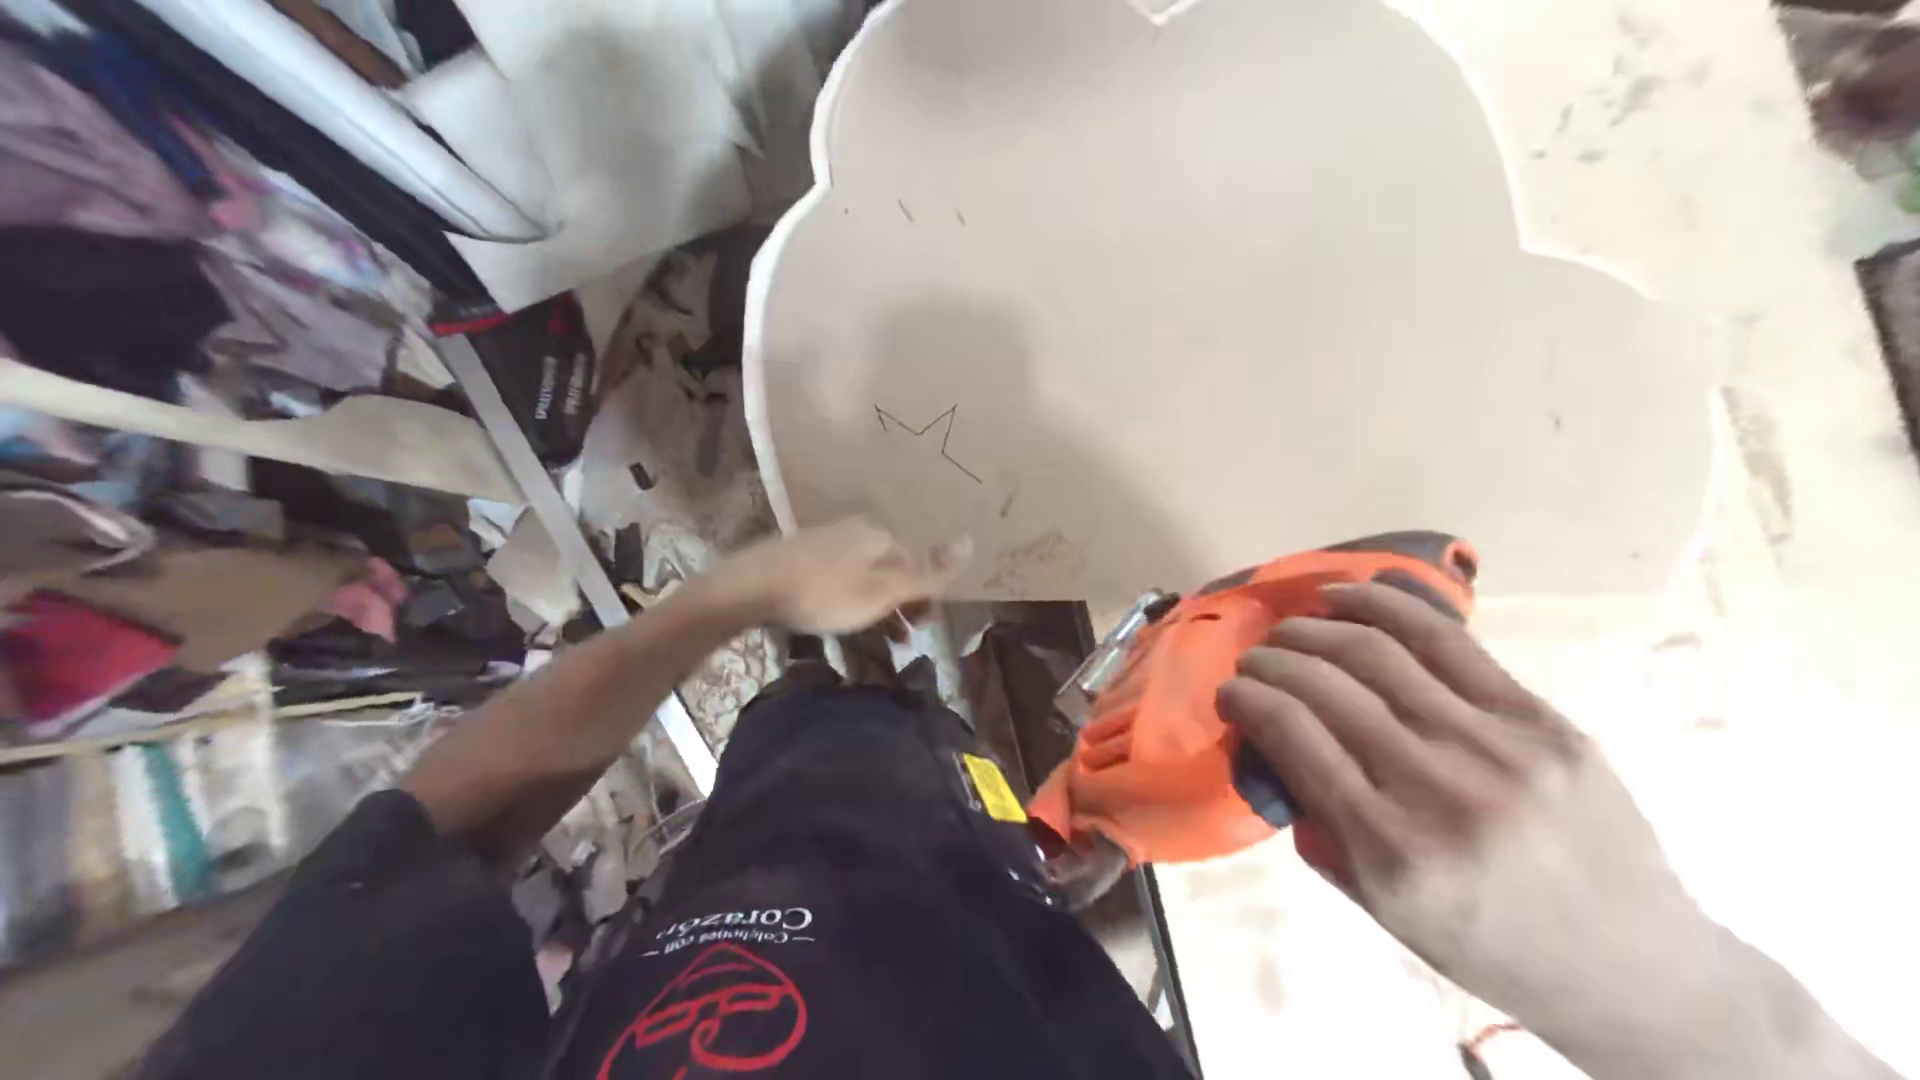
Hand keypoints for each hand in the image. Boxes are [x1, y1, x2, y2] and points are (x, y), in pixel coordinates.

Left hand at [712, 518, 970, 633]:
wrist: (749, 587)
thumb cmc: (824, 593)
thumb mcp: (884, 590)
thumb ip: (929, 572)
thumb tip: (971, 540)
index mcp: (880, 535)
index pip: (916, 565)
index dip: (923, 599)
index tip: (921, 631)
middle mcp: (855, 530)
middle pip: (890, 570)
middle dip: (900, 605)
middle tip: (901, 640)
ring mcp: (825, 540)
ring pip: (864, 576)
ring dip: (875, 607)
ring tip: (874, 639)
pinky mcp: (799, 554)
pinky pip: (838, 578)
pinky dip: (848, 600)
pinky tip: (837, 619)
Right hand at [1215, 583, 1750, 1074]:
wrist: (1637, 968)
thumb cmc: (1487, 944)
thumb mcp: (1379, 906)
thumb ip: (1316, 821)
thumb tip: (1270, 741)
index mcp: (1393, 846)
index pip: (1292, 733)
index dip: (1245, 697)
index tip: (1228, 692)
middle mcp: (1441, 787)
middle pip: (1324, 685)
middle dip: (1269, 661)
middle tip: (1252, 662)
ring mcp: (1498, 745)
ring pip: (1375, 652)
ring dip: (1312, 629)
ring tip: (1288, 630)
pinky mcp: (1540, 719)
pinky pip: (1445, 641)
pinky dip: (1383, 606)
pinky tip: (1344, 595)